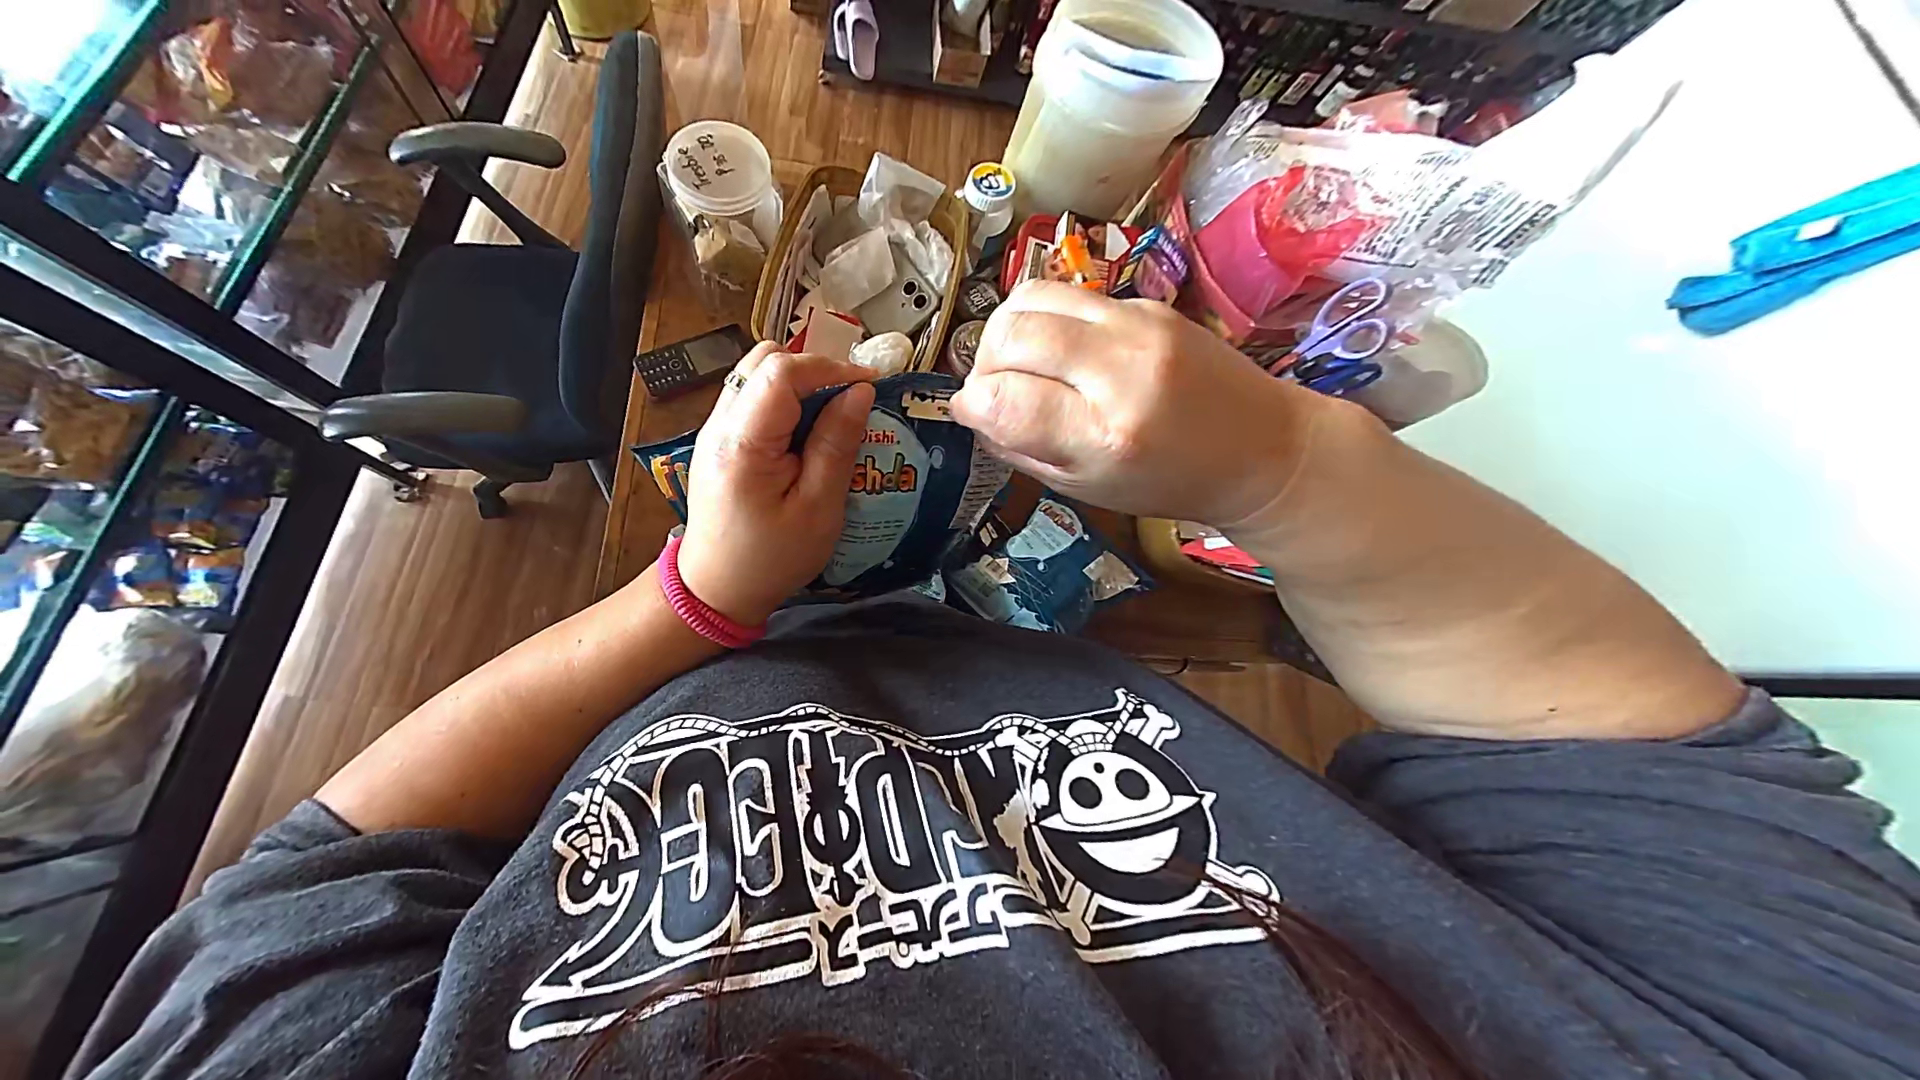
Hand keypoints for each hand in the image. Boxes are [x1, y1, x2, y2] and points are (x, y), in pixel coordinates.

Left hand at [675, 345, 876, 625]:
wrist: (717, 589)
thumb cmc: (772, 558)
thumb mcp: (819, 509)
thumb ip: (837, 445)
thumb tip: (859, 392)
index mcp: (743, 443)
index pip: (782, 372)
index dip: (830, 368)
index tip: (868, 384)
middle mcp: (720, 425)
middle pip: (764, 361)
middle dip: (814, 370)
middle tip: (851, 399)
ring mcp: (715, 431)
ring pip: (757, 376)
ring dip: (800, 385)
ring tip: (833, 415)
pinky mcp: (720, 441)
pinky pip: (754, 400)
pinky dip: (786, 403)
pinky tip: (808, 433)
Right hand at [950, 281, 1337, 532]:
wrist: (1260, 448)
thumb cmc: (1168, 483)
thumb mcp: (1086, 488)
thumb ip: (1022, 449)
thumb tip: (975, 410)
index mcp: (1105, 435)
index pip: (1004, 399)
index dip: (972, 403)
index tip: (970, 411)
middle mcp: (1121, 368)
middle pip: (1012, 334)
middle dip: (983, 362)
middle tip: (994, 389)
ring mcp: (1138, 324)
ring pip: (1032, 297)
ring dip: (1006, 331)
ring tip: (1018, 364)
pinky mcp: (1147, 302)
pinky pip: (1068, 295)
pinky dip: (1044, 322)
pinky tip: (1058, 351)